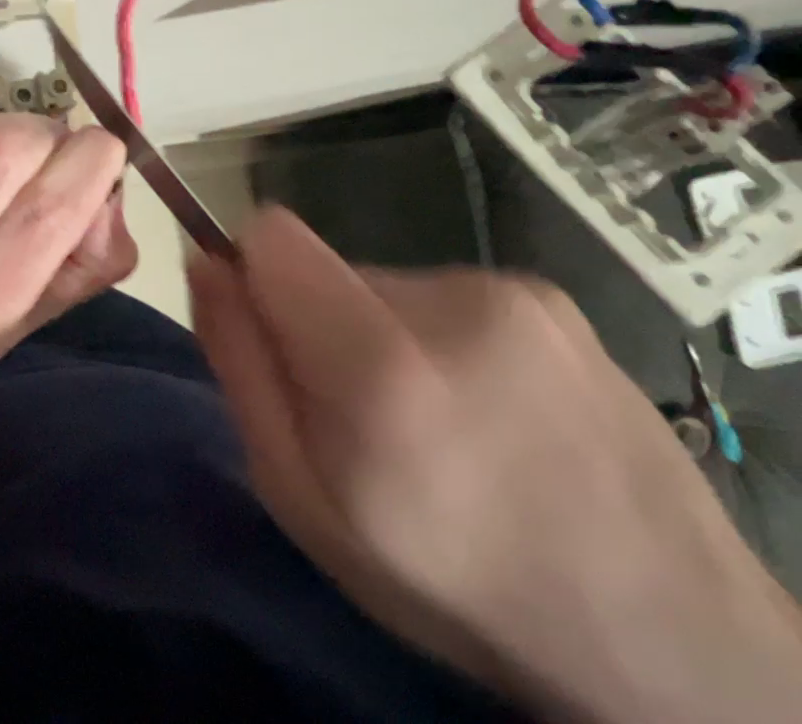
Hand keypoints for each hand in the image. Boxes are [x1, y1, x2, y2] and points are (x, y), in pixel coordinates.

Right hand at [190, 208, 801, 723]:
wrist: (657, 628)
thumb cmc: (443, 577)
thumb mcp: (299, 495)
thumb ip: (242, 369)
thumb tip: (207, 267)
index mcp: (381, 367)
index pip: (270, 237)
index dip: (248, 276)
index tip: (267, 342)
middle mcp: (456, 305)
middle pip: (323, 269)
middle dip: (314, 324)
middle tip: (353, 416)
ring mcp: (520, 298)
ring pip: (382, 284)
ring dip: (376, 335)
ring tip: (428, 422)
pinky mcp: (558, 303)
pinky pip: (443, 296)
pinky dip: (435, 340)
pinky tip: (481, 411)